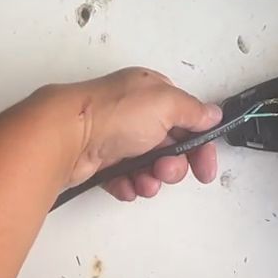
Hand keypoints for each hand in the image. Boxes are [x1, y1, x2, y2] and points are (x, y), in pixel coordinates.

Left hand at [47, 68, 220, 200]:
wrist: (66, 137)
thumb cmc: (110, 113)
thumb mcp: (166, 103)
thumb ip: (193, 110)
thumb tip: (210, 113)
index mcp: (152, 92)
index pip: (188, 119)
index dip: (200, 144)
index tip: (204, 167)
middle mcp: (135, 113)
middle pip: (171, 147)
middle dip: (173, 165)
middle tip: (165, 170)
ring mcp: (118, 137)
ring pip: (149, 166)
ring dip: (152, 179)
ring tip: (144, 181)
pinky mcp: (101, 159)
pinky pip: (125, 178)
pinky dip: (129, 185)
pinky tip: (126, 184)